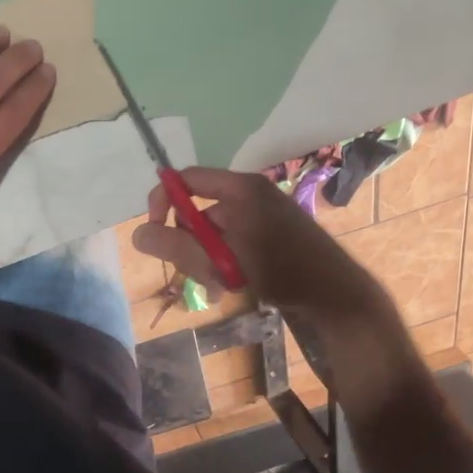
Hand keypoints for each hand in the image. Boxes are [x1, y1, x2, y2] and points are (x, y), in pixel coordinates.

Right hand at [129, 167, 391, 326]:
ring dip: (204, 260)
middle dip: (188, 244)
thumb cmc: (280, 271)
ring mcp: (260, 214)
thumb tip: (139, 234)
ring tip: (218, 285)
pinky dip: (222, 263)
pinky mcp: (268, 234)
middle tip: (196, 273)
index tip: (155, 234)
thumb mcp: (221, 261)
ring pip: (211, 233)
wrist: (334, 292)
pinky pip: (229, 242)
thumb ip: (178, 247)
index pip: (186, 180)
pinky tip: (229, 285)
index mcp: (240, 189)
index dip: (163, 202)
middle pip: (196, 211)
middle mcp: (249, 194)